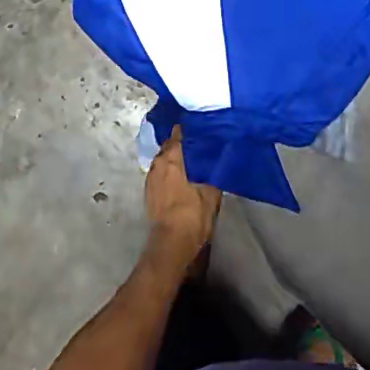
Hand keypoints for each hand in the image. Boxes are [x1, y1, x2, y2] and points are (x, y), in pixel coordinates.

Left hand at [145, 127, 218, 266]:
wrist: (171, 245)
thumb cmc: (192, 215)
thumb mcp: (211, 193)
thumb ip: (214, 174)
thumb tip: (220, 160)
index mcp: (172, 161)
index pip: (176, 137)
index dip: (184, 130)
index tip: (196, 125)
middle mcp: (157, 167)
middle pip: (166, 148)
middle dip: (178, 144)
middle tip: (195, 141)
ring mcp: (150, 182)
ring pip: (161, 162)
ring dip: (171, 159)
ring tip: (188, 157)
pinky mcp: (149, 196)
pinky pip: (159, 175)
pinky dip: (167, 172)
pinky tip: (179, 175)